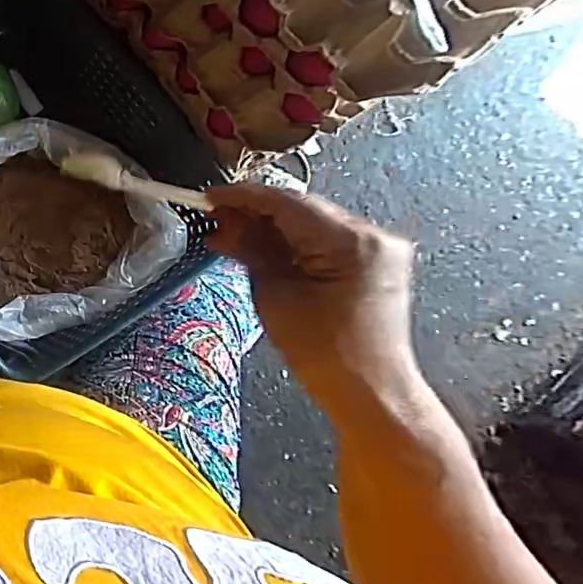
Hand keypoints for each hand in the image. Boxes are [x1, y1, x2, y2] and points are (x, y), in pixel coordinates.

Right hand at [206, 184, 419, 401]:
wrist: (367, 387)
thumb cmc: (321, 348)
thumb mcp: (274, 293)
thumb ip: (251, 248)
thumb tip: (224, 222)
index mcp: (352, 242)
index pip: (287, 203)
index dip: (242, 196)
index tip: (208, 197)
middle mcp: (372, 236)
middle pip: (300, 208)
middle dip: (253, 211)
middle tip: (212, 217)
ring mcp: (375, 247)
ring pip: (308, 222)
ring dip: (267, 226)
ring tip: (227, 234)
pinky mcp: (370, 261)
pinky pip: (321, 239)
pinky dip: (287, 241)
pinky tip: (257, 247)